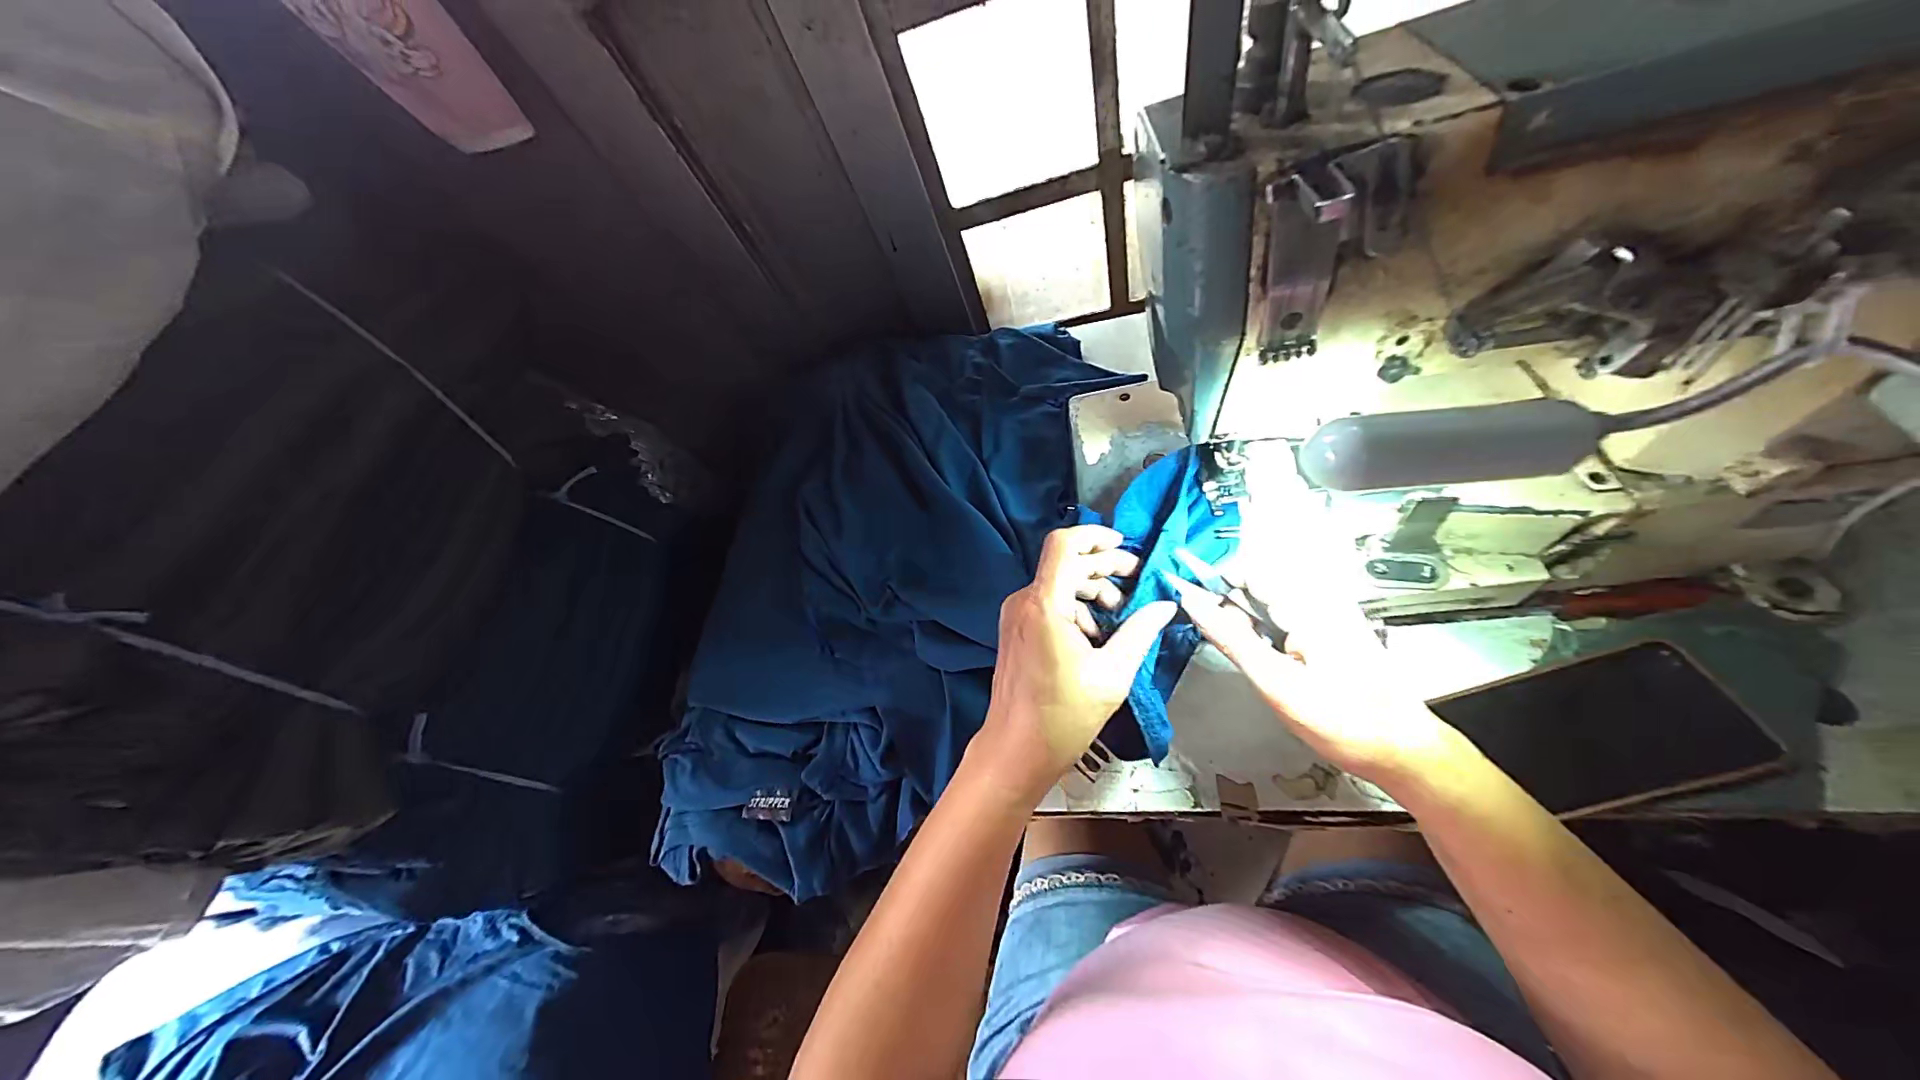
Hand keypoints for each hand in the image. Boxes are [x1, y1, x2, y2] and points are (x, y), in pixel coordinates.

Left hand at [972, 526, 1176, 804]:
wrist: (1016, 750)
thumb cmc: (1063, 717)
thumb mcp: (1113, 673)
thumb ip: (1140, 632)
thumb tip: (1165, 606)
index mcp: (1044, 605)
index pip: (1064, 545)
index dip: (1095, 537)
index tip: (1125, 547)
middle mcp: (1024, 602)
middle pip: (1066, 563)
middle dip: (1104, 567)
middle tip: (1136, 582)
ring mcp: (1016, 616)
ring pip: (1058, 583)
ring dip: (1092, 590)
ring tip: (1120, 616)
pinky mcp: (1016, 630)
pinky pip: (1048, 603)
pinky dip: (1075, 608)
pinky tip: (1096, 634)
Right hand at [1167, 575, 1465, 786]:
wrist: (1403, 751)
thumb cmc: (1347, 723)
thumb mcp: (1275, 683)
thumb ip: (1230, 637)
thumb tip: (1194, 603)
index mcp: (1308, 604)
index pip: (1246, 570)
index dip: (1214, 585)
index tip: (1195, 603)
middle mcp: (1323, 600)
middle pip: (1257, 586)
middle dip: (1233, 611)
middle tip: (1235, 649)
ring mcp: (1332, 615)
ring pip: (1270, 604)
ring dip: (1251, 625)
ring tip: (1262, 664)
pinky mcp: (1336, 630)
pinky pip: (1288, 619)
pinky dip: (1270, 635)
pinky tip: (1277, 663)